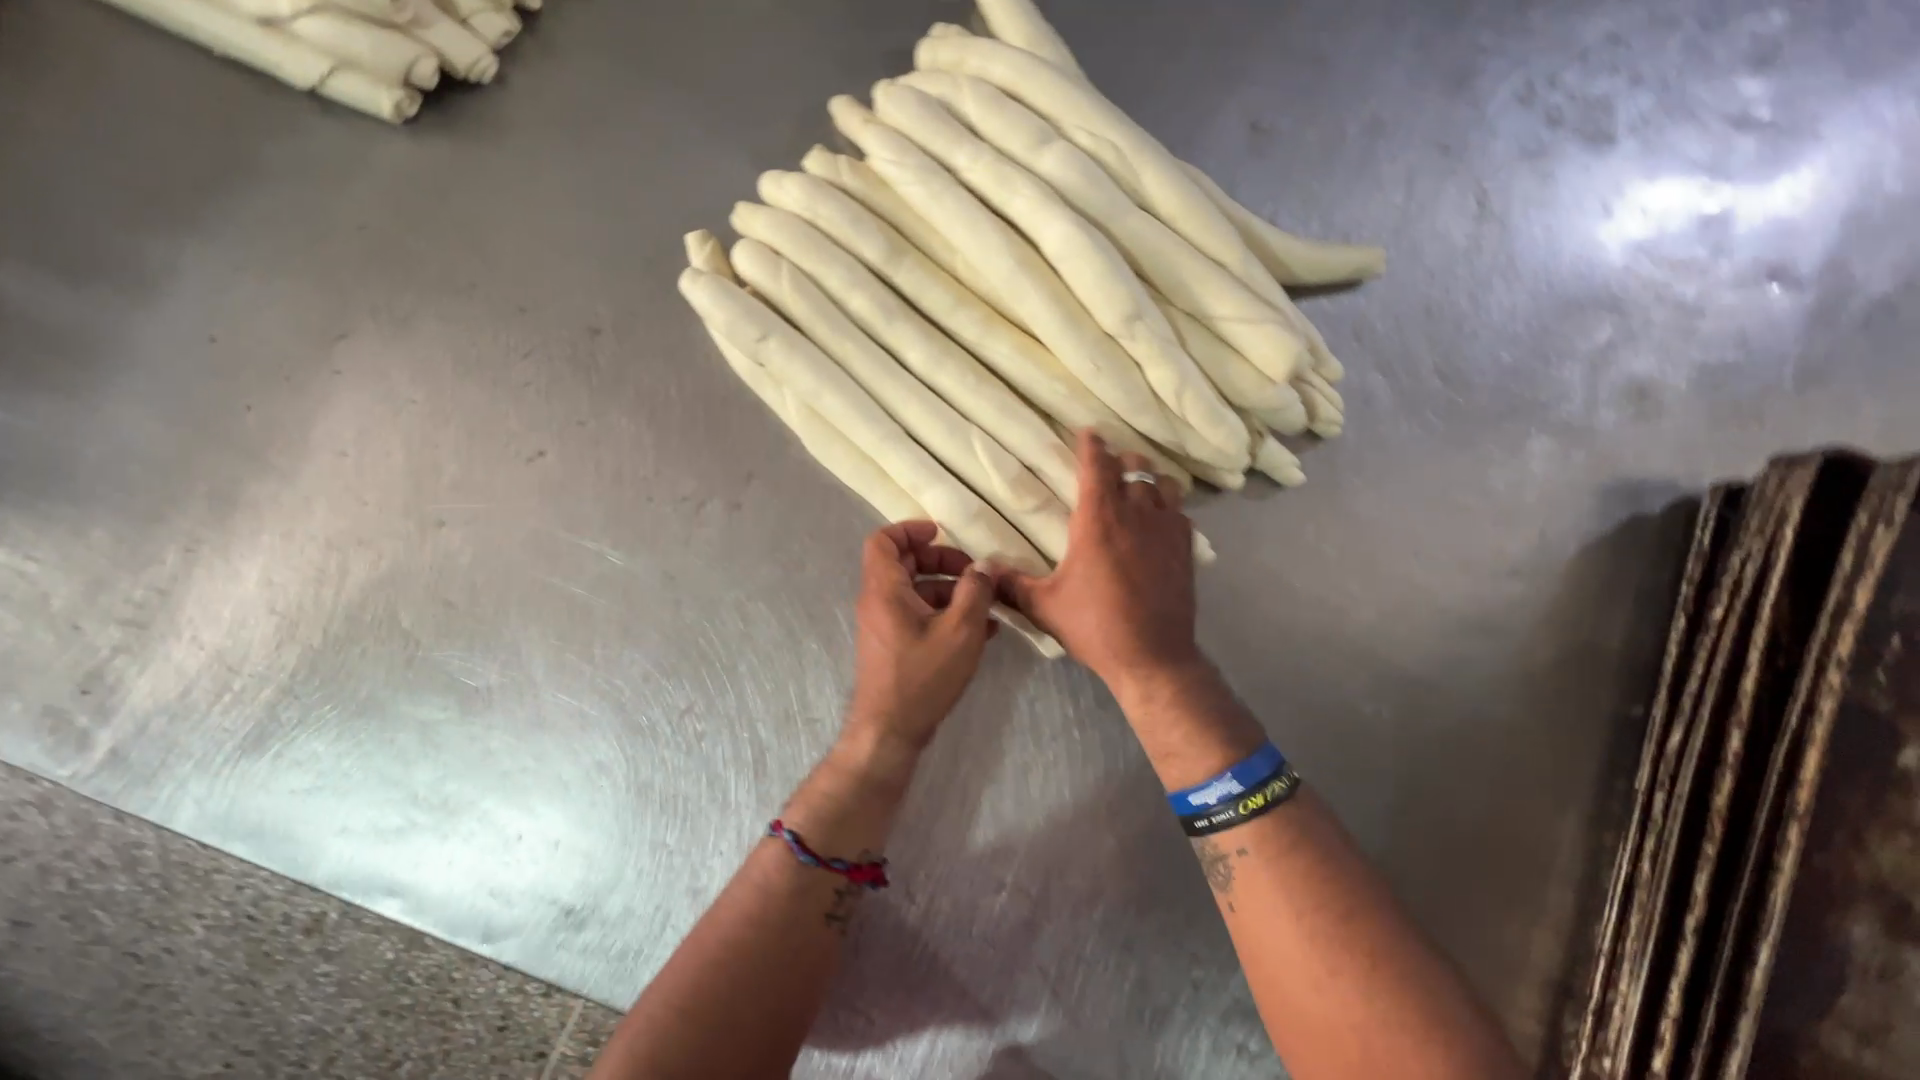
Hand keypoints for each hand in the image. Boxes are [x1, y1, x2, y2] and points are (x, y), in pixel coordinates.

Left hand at [844, 521, 999, 757]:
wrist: (890, 731)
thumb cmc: (922, 677)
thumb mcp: (960, 631)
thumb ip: (975, 592)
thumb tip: (985, 566)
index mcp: (884, 590)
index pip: (883, 541)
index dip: (911, 530)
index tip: (942, 534)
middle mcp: (878, 603)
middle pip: (903, 564)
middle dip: (941, 561)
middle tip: (973, 572)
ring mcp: (884, 627)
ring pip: (915, 593)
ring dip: (949, 591)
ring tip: (986, 605)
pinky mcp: (893, 647)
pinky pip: (917, 617)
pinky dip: (944, 614)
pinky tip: (981, 630)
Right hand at [1000, 432, 1203, 696]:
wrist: (1152, 656)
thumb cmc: (1094, 626)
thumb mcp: (1044, 606)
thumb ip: (1012, 584)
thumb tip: (983, 572)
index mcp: (1098, 519)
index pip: (1097, 466)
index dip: (1091, 445)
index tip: (1087, 433)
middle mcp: (1135, 514)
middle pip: (1134, 466)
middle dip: (1120, 460)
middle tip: (1107, 466)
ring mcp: (1166, 529)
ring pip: (1163, 484)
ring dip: (1147, 479)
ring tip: (1135, 487)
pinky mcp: (1186, 549)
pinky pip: (1180, 513)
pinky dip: (1168, 508)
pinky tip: (1158, 522)